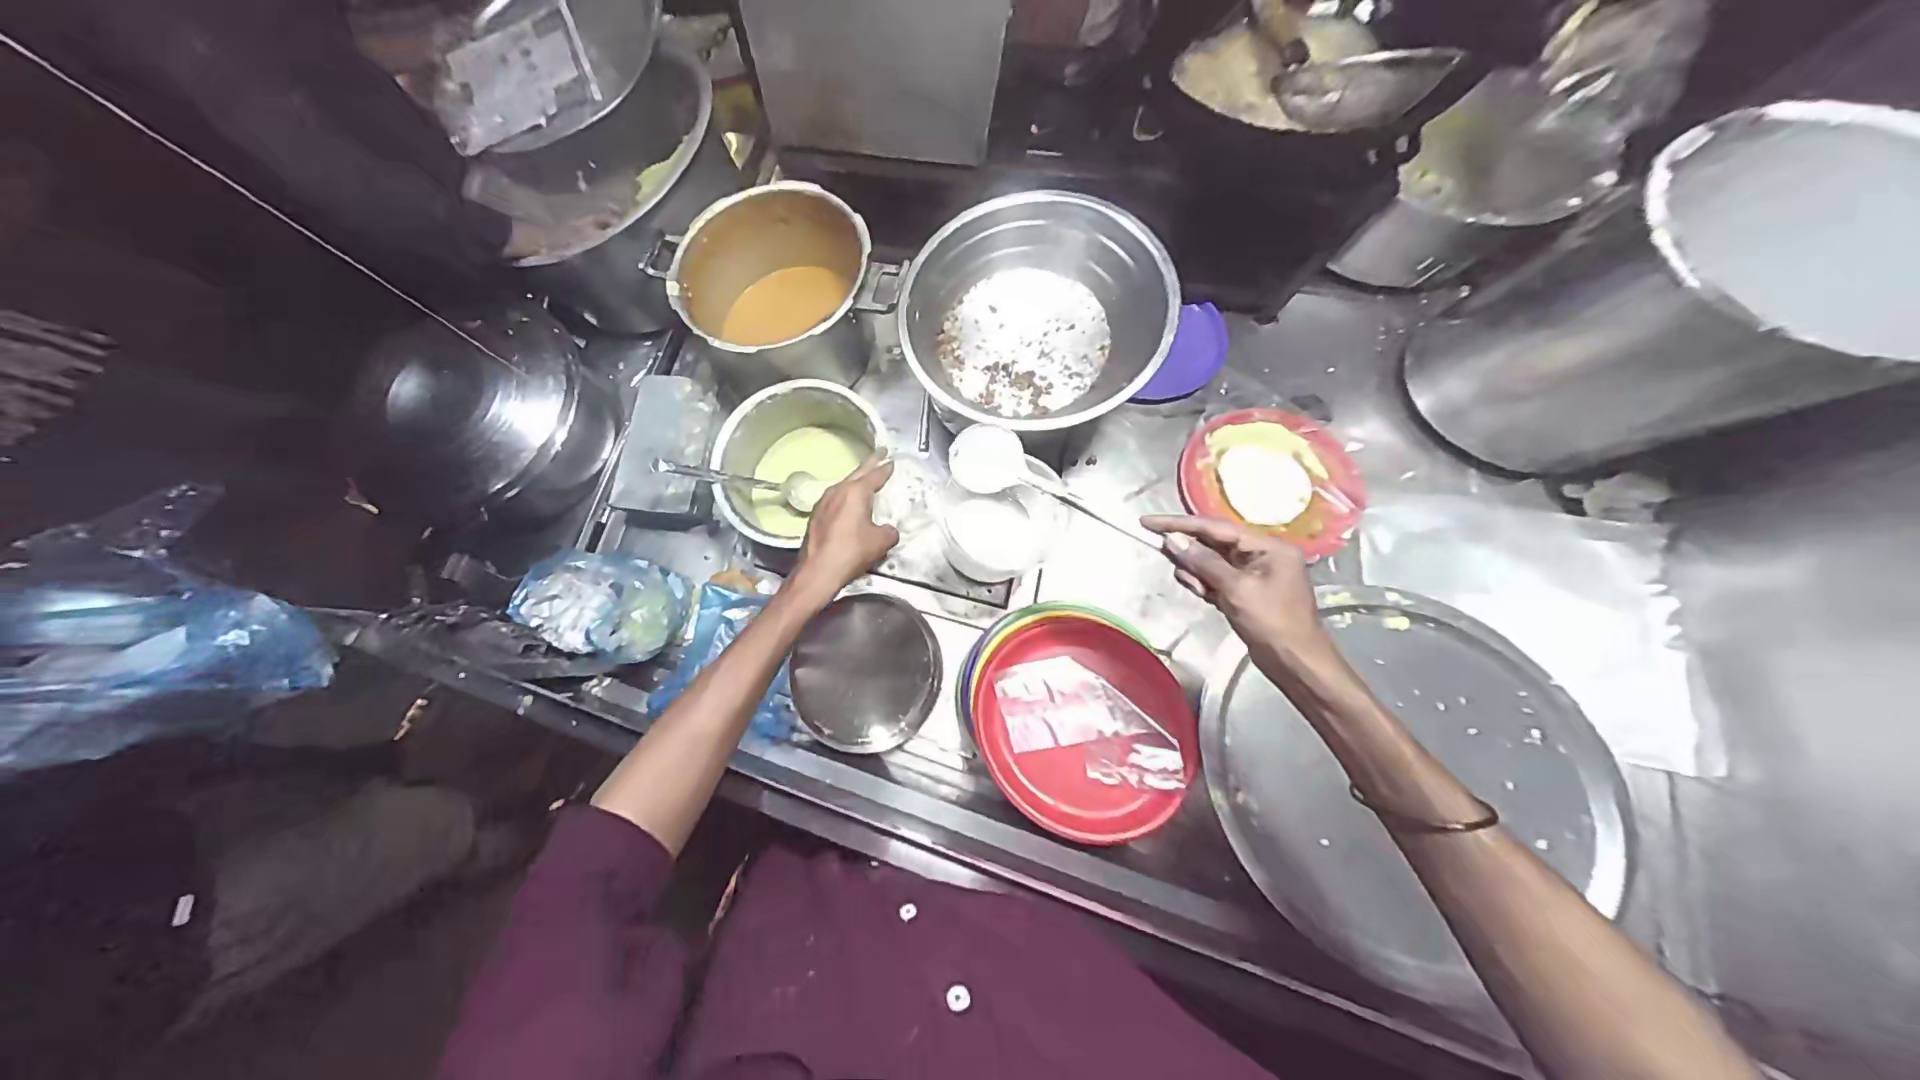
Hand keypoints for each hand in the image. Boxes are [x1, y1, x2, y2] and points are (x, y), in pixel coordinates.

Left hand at [791, 457, 899, 602]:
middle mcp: (837, 491)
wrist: (818, 570)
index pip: (874, 475)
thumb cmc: (852, 551)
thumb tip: (887, 530)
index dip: (885, 469)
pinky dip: (845, 497)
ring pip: (843, 486)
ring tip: (864, 478)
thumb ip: (889, 531)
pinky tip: (847, 502)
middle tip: (880, 454)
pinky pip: (835, 499)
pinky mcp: (815, 516)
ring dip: (855, 481)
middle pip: (857, 474)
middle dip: (870, 464)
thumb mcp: (881, 541)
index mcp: (855, 492)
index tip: (891, 461)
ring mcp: (823, 502)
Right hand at [1141, 515, 1330, 662]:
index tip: (1148, 522)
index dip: (1180, 524)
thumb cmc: (1272, 623)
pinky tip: (1196, 589)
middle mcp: (1261, 555)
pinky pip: (1216, 579)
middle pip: (1213, 542)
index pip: (1216, 527)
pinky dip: (1203, 583)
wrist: (1296, 663)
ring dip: (1195, 569)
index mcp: (1267, 547)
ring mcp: (1253, 574)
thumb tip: (1173, 540)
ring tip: (1191, 583)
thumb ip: (1203, 562)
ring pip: (1212, 562)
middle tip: (1158, 548)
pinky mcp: (1245, 593)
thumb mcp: (1236, 589)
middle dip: (1187, 548)